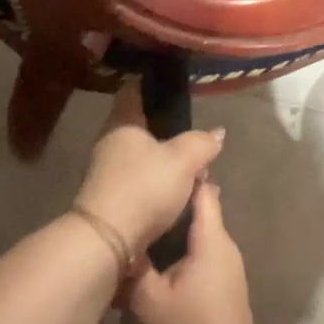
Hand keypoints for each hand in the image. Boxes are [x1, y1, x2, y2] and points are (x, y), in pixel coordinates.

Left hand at [74, 79, 224, 253]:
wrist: (107, 241)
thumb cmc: (143, 187)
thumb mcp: (182, 161)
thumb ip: (201, 143)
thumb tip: (217, 133)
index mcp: (122, 122)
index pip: (133, 90)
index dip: (151, 82)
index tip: (171, 83)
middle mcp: (109, 141)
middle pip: (141, 127)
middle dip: (167, 131)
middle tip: (194, 135)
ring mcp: (106, 171)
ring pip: (142, 156)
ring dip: (164, 161)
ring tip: (193, 169)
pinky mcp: (110, 198)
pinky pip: (139, 181)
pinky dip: (157, 183)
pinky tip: (177, 193)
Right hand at [126, 182, 262, 323]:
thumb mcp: (147, 299)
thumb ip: (133, 261)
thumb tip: (120, 233)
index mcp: (211, 239)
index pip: (201, 188)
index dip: (178, 173)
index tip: (150, 165)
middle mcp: (224, 246)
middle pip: (196, 210)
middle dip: (167, 202)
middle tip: (133, 197)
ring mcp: (226, 268)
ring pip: (194, 234)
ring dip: (169, 229)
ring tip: (137, 224)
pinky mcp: (221, 288)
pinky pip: (197, 254)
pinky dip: (176, 250)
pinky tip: (151, 259)